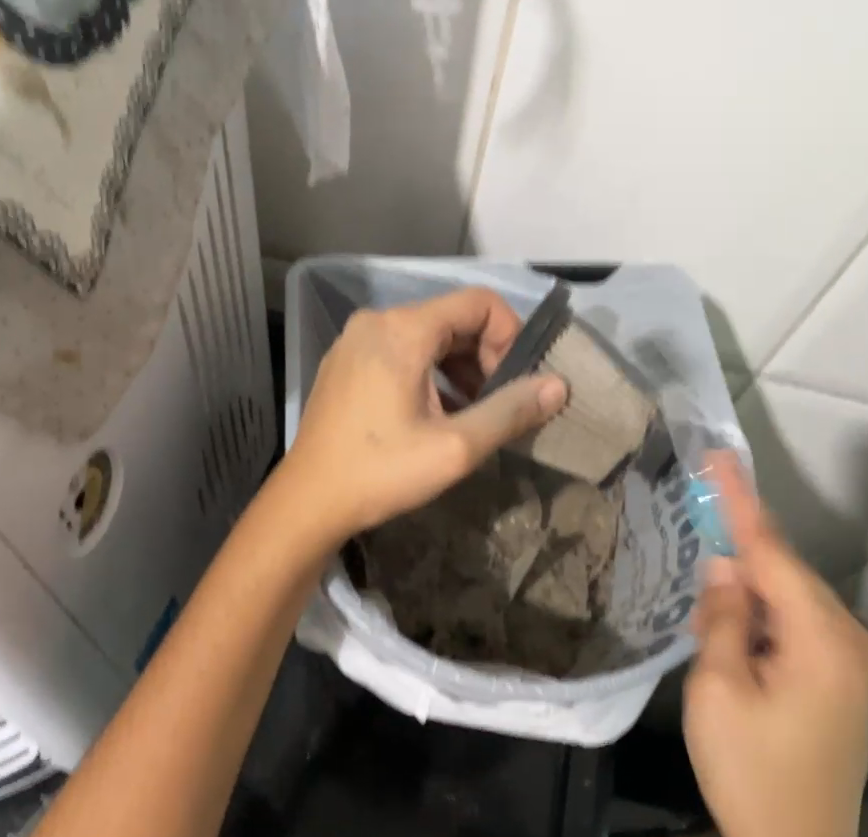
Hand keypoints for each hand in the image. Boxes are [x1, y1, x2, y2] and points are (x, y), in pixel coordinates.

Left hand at [274, 287, 568, 544]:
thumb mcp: (455, 447)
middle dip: (485, 358)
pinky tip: (435, 417)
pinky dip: (429, 375)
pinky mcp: (344, 366)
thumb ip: (509, 411)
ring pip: (426, 338)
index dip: (510, 336)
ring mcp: (354, 343)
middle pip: (452, 318)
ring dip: (459, 370)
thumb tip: (558, 385)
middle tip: (497, 406)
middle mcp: (375, 323)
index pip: (478, 303)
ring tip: (470, 416)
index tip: (516, 383)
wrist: (308, 502)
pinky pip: (399, 354)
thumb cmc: (381, 473)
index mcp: (402, 330)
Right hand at [684, 452, 867, 836]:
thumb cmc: (748, 773)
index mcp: (825, 639)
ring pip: (798, 608)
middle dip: (742, 565)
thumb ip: (723, 618)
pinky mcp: (854, 690)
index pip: (774, 553)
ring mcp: (863, 668)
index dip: (741, 503)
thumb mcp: (717, 690)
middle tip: (696, 567)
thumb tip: (726, 566)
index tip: (719, 457)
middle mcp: (857, 643)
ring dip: (753, 602)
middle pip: (790, 579)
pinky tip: (742, 651)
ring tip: (712, 630)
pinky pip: (807, 635)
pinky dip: (770, 629)